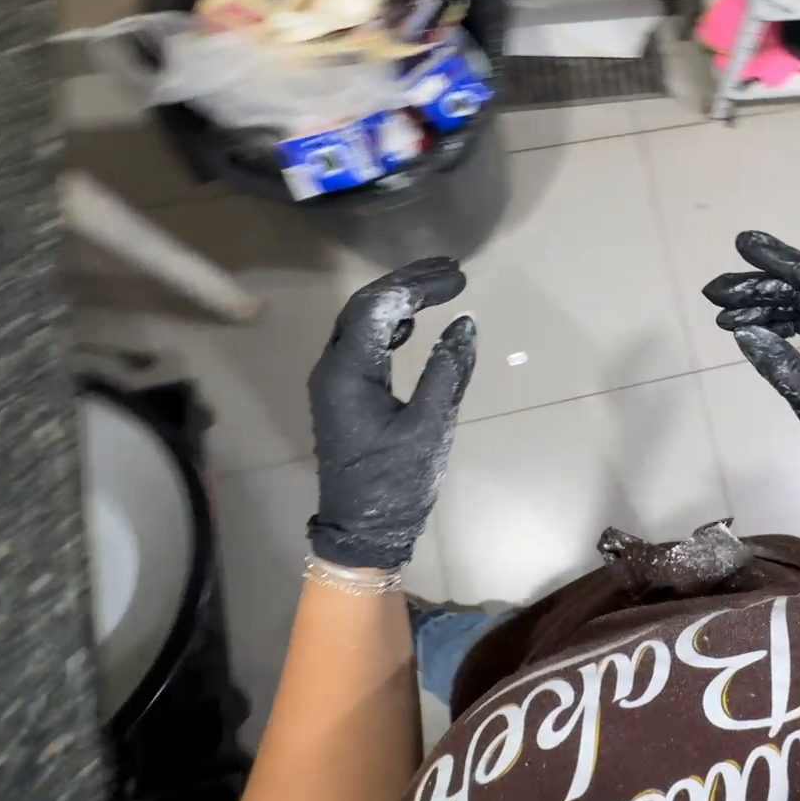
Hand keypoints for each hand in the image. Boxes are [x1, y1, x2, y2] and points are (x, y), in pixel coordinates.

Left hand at [307, 258, 476, 569]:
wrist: (364, 529)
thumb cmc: (396, 482)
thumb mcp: (430, 427)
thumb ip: (447, 371)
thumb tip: (466, 324)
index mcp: (348, 374)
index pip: (377, 308)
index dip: (417, 285)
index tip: (459, 278)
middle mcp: (333, 369)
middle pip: (364, 306)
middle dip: (407, 283)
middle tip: (451, 271)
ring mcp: (335, 381)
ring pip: (362, 322)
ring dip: (399, 300)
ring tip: (439, 286)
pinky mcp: (346, 394)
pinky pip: (363, 344)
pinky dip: (390, 325)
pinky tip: (412, 323)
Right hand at [703, 231, 799, 503]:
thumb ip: (779, 365)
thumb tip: (744, 332)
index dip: (775, 259)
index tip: (740, 245)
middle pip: (799, 289)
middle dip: (755, 287)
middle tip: (713, 293)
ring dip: (761, 308)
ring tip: (721, 316)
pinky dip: (777, 325)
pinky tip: (749, 331)